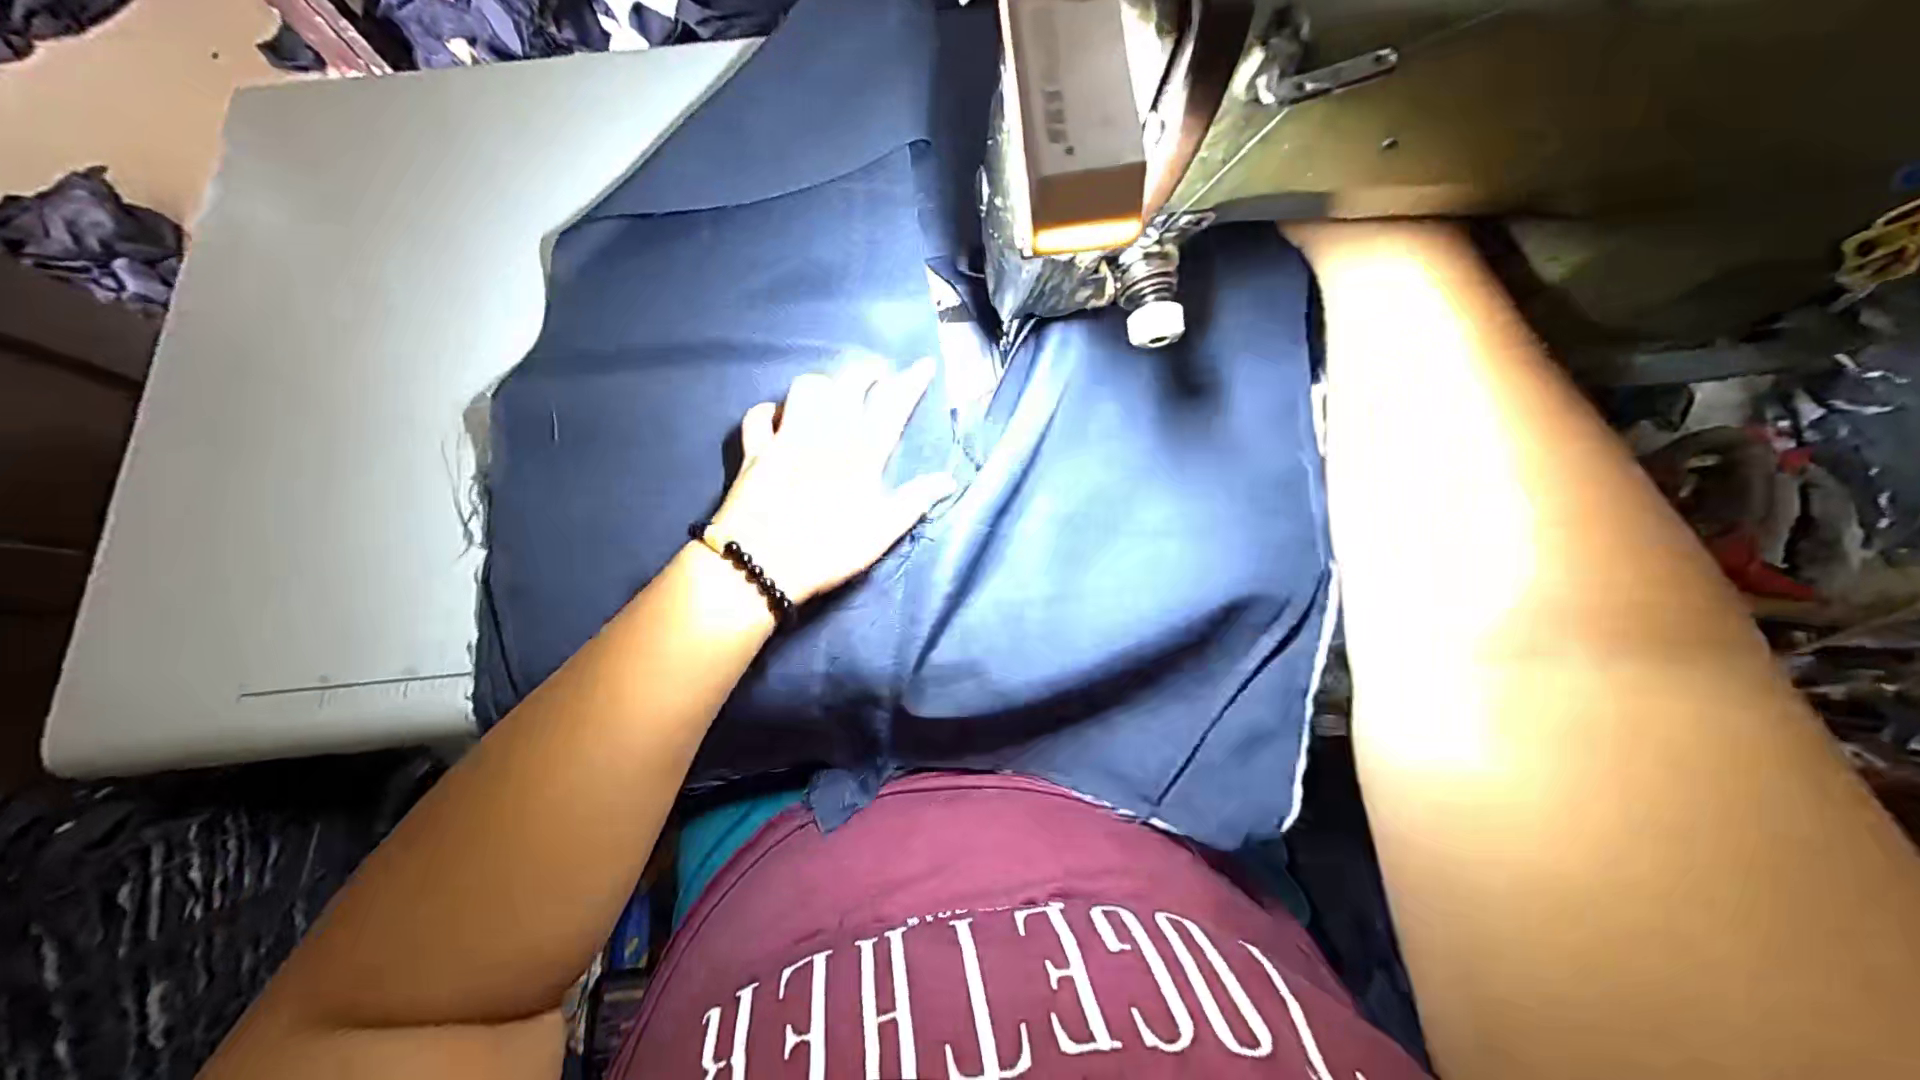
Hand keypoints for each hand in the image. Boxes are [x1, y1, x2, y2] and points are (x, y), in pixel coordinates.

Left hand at [701, 360, 955, 604]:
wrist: (761, 566)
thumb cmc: (828, 551)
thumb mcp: (881, 533)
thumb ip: (914, 501)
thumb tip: (949, 480)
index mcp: (862, 454)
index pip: (892, 405)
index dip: (911, 382)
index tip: (924, 364)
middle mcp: (825, 434)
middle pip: (849, 383)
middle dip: (867, 372)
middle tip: (876, 379)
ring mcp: (786, 438)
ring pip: (805, 387)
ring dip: (823, 386)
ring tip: (831, 397)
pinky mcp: (755, 450)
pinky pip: (759, 415)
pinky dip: (770, 412)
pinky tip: (778, 419)